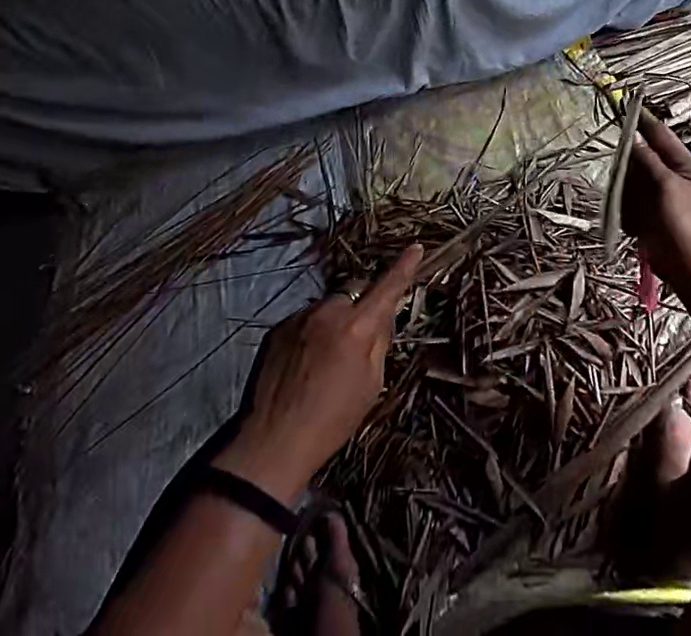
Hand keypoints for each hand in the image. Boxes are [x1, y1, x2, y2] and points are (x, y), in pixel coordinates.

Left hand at [213, 245, 424, 499]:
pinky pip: (306, 320)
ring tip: (328, 358)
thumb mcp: (371, 383)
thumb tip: (383, 316)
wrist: (274, 442)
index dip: (404, 267)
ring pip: (329, 307)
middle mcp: (327, 314)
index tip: (416, 248)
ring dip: (336, 320)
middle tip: (360, 339)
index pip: (387, 288)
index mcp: (356, 328)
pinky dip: (314, 332)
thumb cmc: (333, 419)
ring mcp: (299, 319)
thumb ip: (379, 342)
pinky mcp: (278, 329)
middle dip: (361, 307)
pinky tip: (307, 362)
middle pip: (354, 294)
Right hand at [622, 115, 690, 289]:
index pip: (660, 135)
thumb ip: (648, 160)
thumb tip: (632, 139)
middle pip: (642, 158)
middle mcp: (673, 176)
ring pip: (632, 181)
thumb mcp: (666, 186)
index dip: (642, 122)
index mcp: (685, 165)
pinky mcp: (650, 214)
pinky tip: (637, 223)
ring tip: (636, 210)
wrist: (689, 267)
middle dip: (630, 168)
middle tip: (625, 177)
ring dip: (628, 193)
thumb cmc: (685, 225)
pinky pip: (631, 202)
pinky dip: (628, 211)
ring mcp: (661, 196)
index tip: (623, 108)